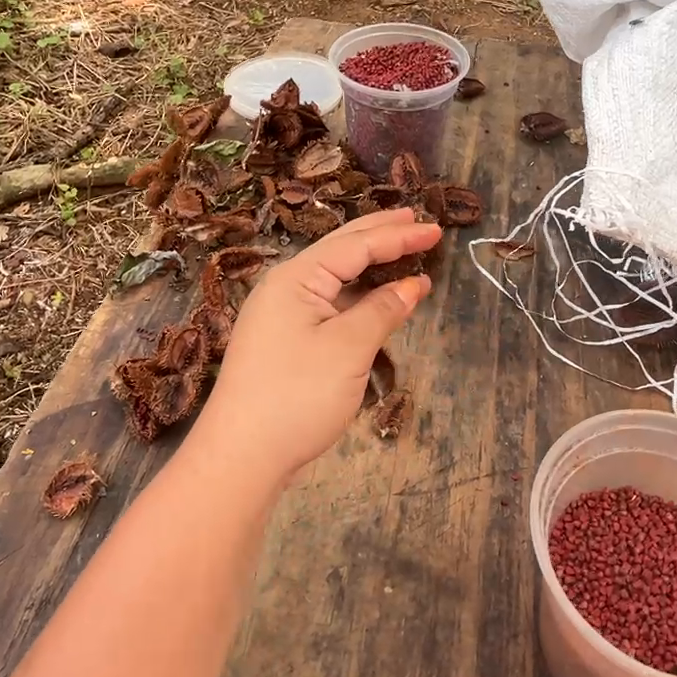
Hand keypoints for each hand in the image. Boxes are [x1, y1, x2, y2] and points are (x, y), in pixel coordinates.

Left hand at [187, 209, 440, 486]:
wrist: (240, 456)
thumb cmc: (297, 395)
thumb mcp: (349, 348)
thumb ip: (383, 310)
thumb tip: (413, 284)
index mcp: (297, 277)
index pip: (356, 245)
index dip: (398, 236)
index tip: (435, 228)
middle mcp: (284, 287)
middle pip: (340, 249)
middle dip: (379, 234)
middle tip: (415, 220)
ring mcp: (280, 315)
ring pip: (332, 276)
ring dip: (368, 263)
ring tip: (399, 248)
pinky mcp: (282, 341)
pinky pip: (326, 302)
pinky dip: (356, 295)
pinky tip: (373, 298)